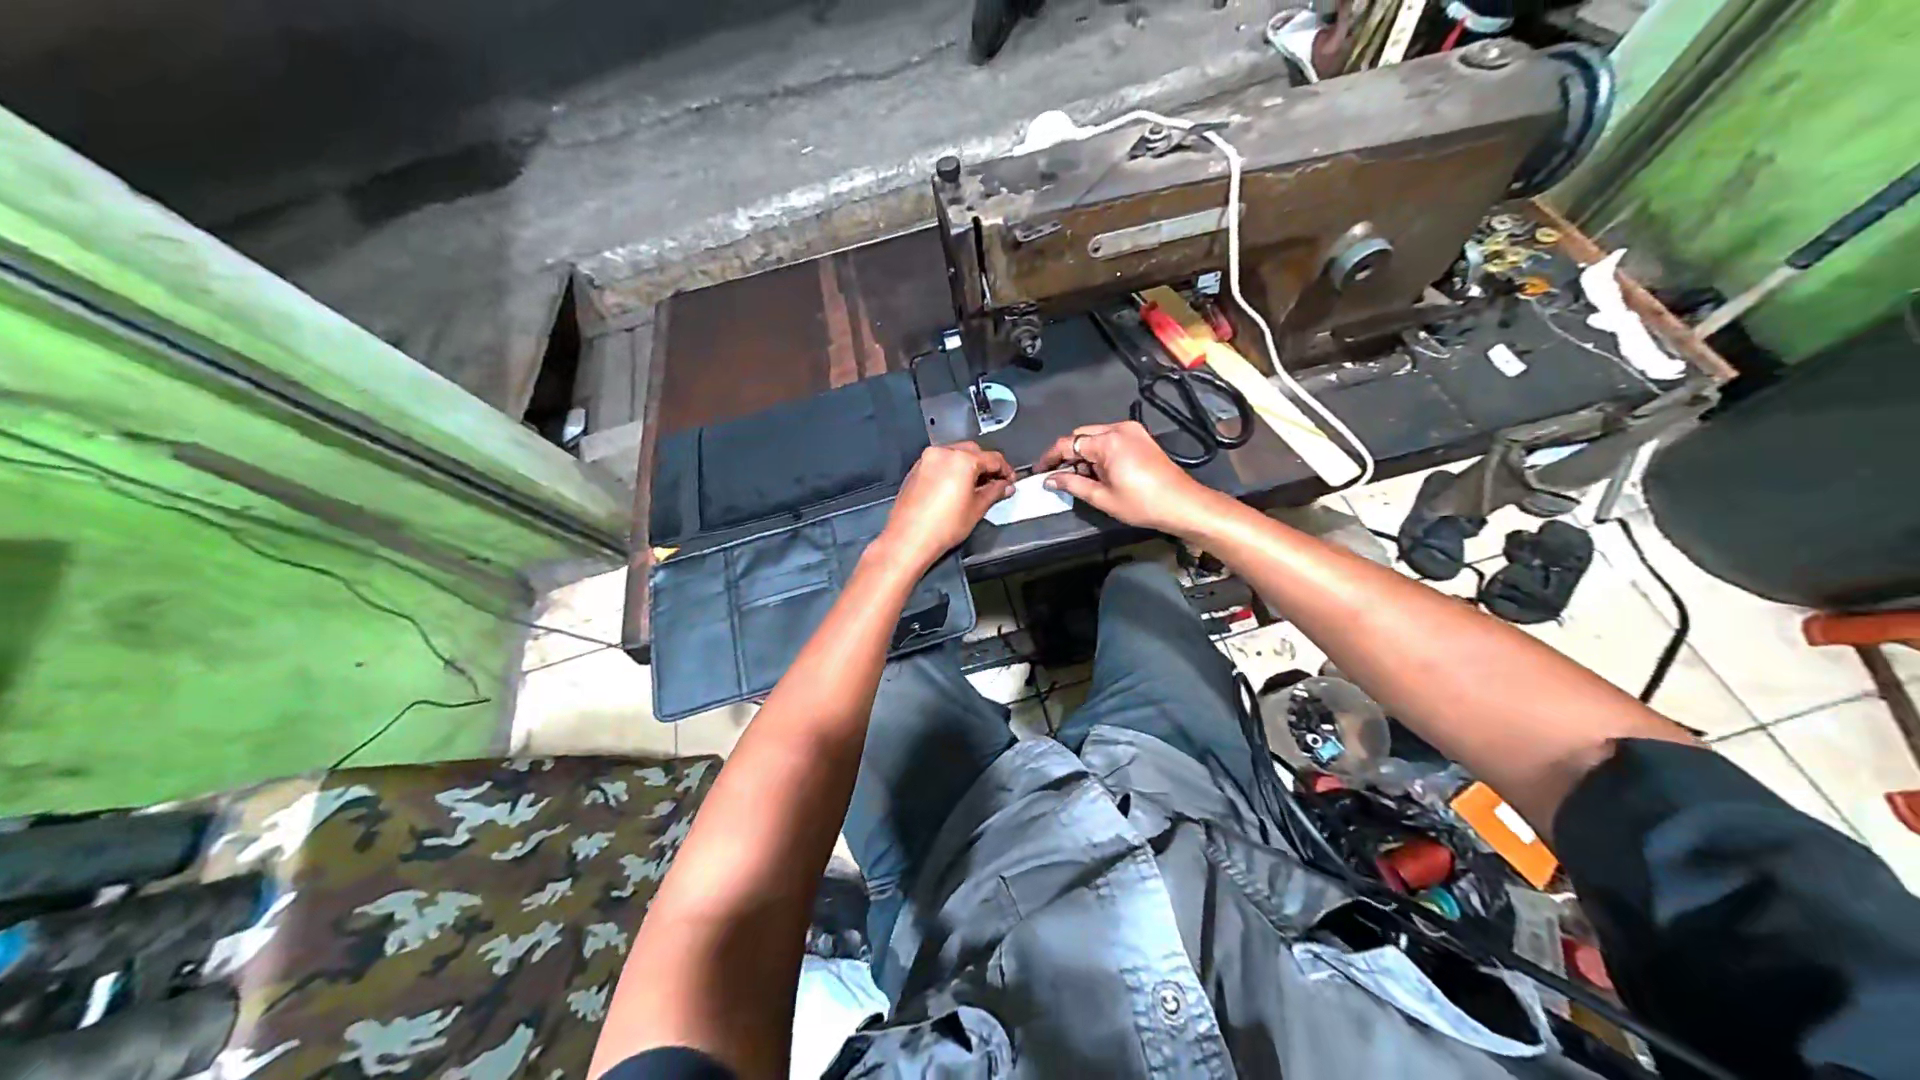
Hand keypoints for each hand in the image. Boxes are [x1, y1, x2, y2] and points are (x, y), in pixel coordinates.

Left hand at [874, 442, 1014, 572]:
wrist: (909, 539)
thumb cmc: (938, 528)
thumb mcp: (976, 509)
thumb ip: (994, 492)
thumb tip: (1003, 487)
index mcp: (961, 460)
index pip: (992, 458)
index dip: (1005, 470)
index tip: (1009, 479)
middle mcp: (942, 454)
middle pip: (973, 452)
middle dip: (986, 466)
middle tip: (996, 483)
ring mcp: (927, 460)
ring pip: (955, 455)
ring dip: (969, 467)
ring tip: (977, 487)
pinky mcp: (916, 470)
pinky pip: (940, 463)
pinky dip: (951, 470)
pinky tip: (957, 488)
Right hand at [1034, 421, 1221, 536]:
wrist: (1181, 504)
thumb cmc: (1141, 504)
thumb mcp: (1101, 497)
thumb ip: (1072, 484)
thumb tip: (1049, 480)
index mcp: (1107, 442)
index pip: (1067, 444)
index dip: (1049, 458)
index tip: (1039, 471)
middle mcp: (1118, 428)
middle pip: (1080, 436)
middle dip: (1067, 455)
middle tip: (1060, 477)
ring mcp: (1132, 431)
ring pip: (1095, 436)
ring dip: (1083, 453)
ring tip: (1081, 477)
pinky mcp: (1140, 437)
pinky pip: (1110, 438)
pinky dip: (1099, 451)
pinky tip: (1099, 471)